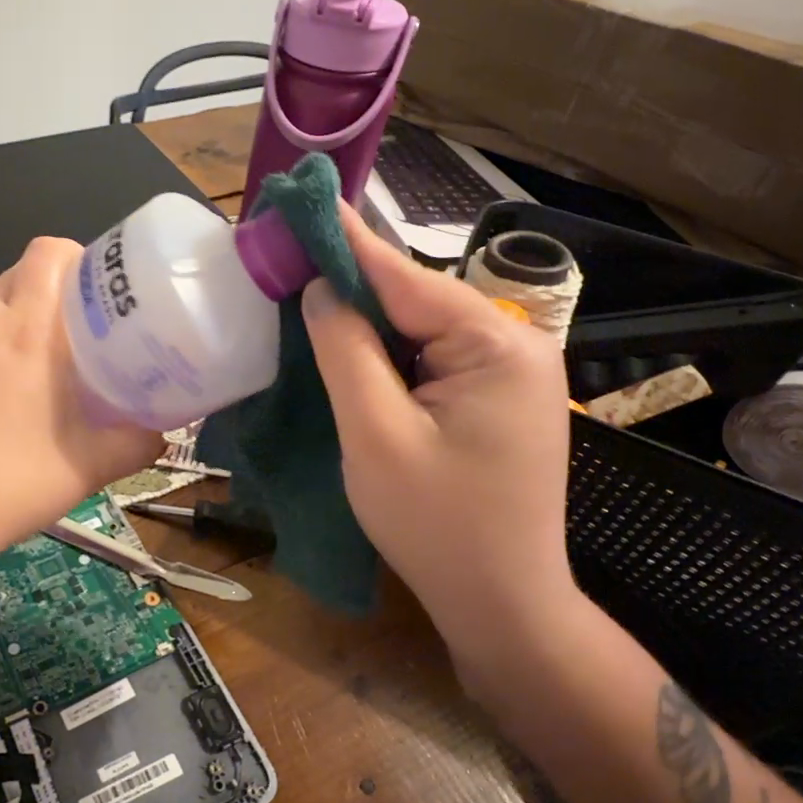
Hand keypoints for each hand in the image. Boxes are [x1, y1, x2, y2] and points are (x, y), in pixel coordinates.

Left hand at [0, 237, 163, 585]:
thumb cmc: (9, 485)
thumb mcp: (89, 468)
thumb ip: (136, 442)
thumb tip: (163, 430)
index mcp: (26, 326)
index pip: (50, 251)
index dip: (77, 259)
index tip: (95, 296)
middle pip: (19, 270)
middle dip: (48, 290)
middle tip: (69, 336)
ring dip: (8, 310)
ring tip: (24, 357)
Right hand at [302, 204, 580, 672]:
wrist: (501, 604)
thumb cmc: (436, 524)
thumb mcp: (375, 434)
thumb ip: (346, 351)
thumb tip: (321, 289)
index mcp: (496, 346)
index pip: (405, 278)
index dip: (346, 241)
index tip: (303, 198)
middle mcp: (514, 345)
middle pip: (415, 299)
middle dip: (351, 284)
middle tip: (288, 259)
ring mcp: (510, 374)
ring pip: (419, 329)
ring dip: (366, 322)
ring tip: (306, 298)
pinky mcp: (495, 399)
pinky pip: (430, 358)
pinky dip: (387, 354)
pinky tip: (349, 351)